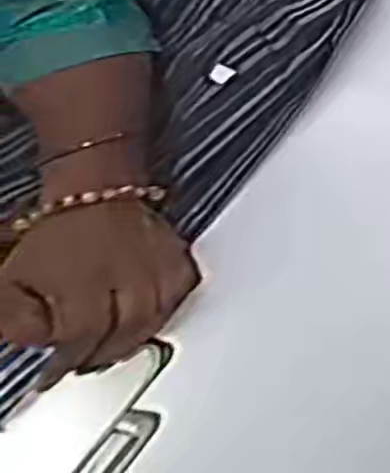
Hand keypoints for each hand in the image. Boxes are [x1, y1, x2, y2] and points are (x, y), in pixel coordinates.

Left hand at [0, 200, 198, 388]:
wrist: (98, 198)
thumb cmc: (51, 240)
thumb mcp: (7, 285)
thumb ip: (17, 322)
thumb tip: (40, 344)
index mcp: (82, 283)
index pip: (81, 336)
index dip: (66, 363)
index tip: (51, 377)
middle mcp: (128, 273)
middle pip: (130, 327)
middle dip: (106, 354)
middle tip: (87, 365)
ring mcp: (158, 262)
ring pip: (162, 310)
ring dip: (141, 335)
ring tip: (119, 347)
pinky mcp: (179, 253)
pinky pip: (184, 287)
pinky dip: (172, 307)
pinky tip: (155, 315)